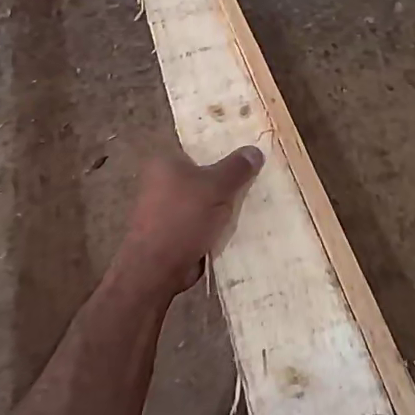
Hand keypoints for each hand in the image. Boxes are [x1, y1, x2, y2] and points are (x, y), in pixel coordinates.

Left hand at [110, 145, 263, 303]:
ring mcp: (165, 207)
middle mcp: (161, 180)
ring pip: (204, 198)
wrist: (157, 269)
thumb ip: (236, 167)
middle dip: (227, 177)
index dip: (223, 146)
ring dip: (224, 203)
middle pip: (203, 172)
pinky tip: (239, 224)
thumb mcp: (216, 187)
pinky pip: (202, 219)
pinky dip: (216, 222)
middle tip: (257, 176)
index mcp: (165, 161)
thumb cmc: (183, 218)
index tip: (248, 151)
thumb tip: (254, 149)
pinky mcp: (173, 230)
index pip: (198, 145)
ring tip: (254, 200)